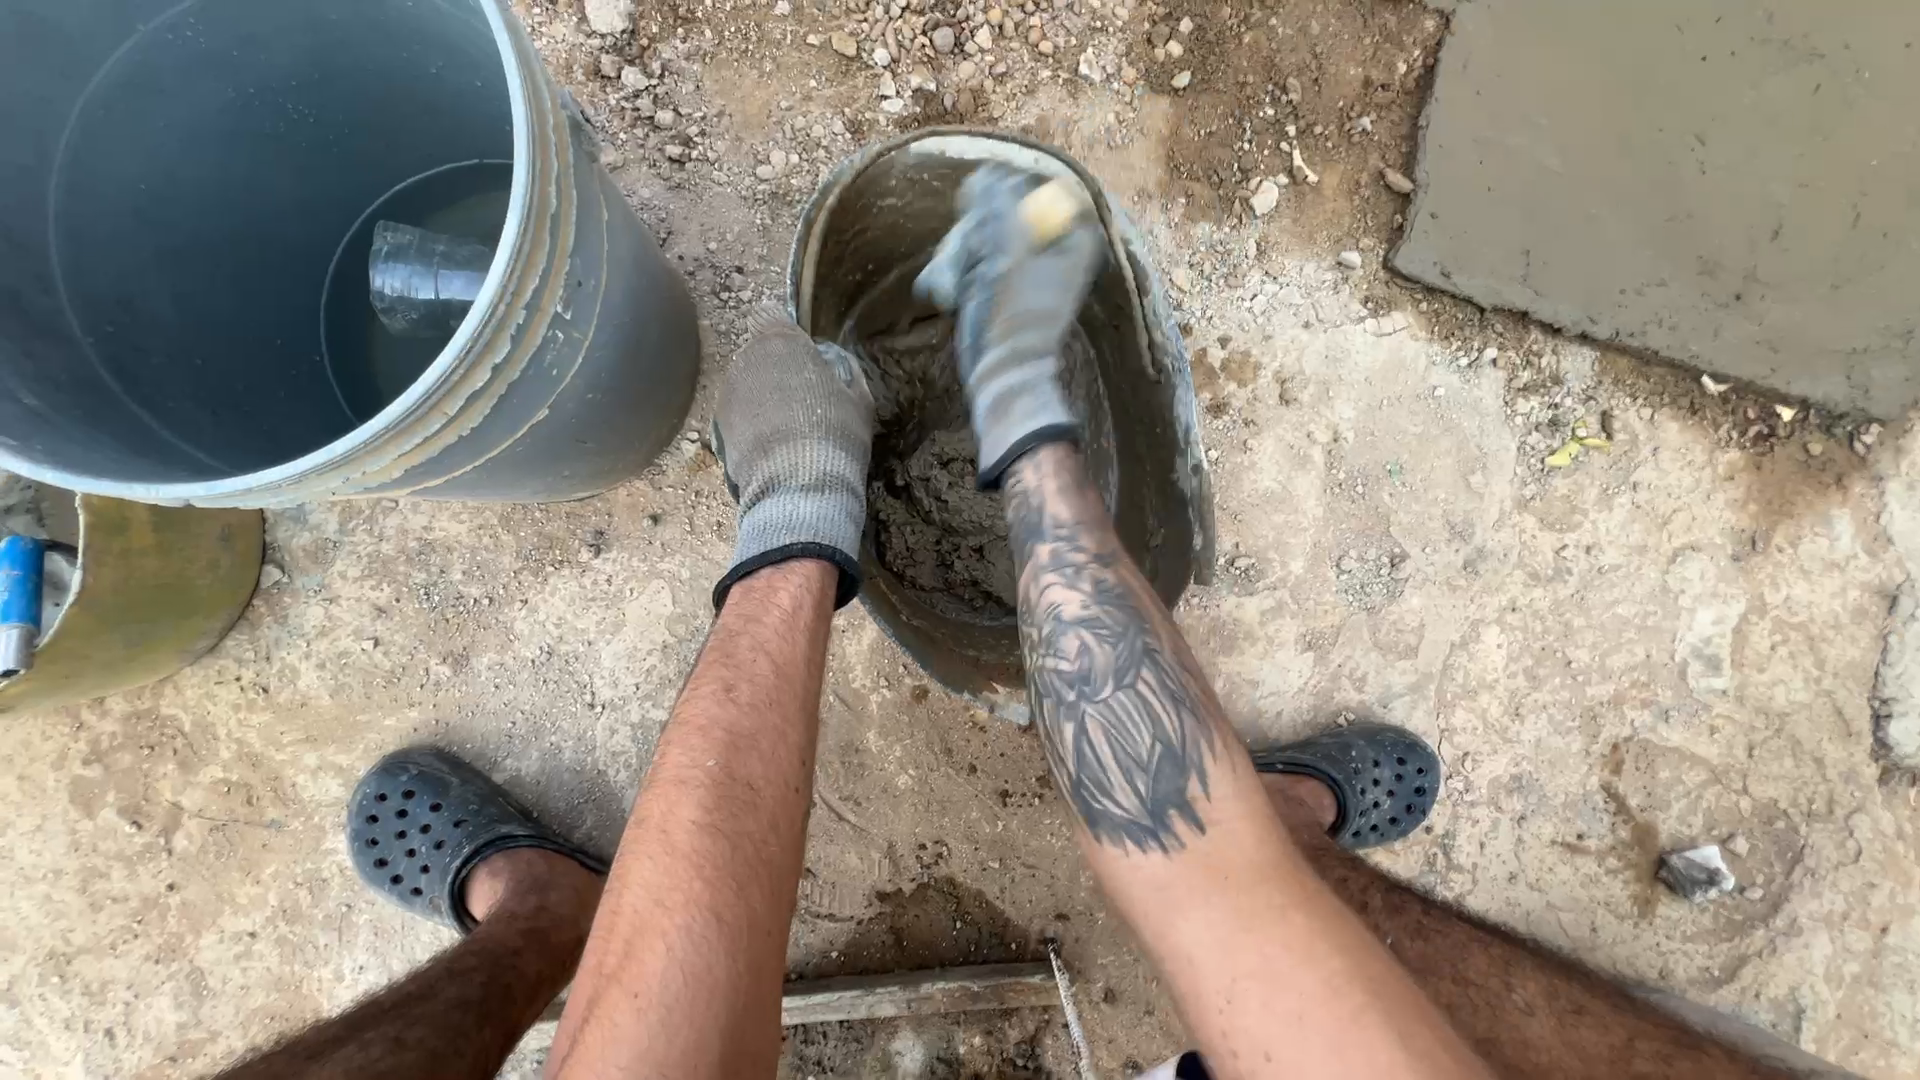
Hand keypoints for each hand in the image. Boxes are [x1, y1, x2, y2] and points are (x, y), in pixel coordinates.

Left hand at [711, 307, 873, 608]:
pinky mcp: (718, 430)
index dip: (786, 330)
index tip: (802, 352)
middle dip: (776, 369)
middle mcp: (745, 359)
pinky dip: (751, 429)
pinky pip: (738, 419)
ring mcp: (727, 395)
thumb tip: (832, 364)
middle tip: (803, 400)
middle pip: (759, 353)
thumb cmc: (836, 433)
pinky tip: (774, 452)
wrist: (799, 487)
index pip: (771, 313)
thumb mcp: (858, 399)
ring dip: (762, 401)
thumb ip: (842, 371)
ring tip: (789, 432)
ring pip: (746, 386)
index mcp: (780, 340)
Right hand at [914, 166, 1105, 487]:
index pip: (1034, 189)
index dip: (1001, 201)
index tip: (984, 226)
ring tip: (950, 291)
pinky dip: (952, 273)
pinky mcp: (992, 279)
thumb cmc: (1016, 320)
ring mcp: (1019, 262)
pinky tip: (947, 297)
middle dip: (970, 237)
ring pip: (975, 231)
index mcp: (1073, 237)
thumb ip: (1000, 208)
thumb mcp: (1009, 255)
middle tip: (964, 263)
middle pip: (998, 208)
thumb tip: (987, 171)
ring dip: (954, 259)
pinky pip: (965, 256)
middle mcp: (1049, 245)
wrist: (1002, 374)